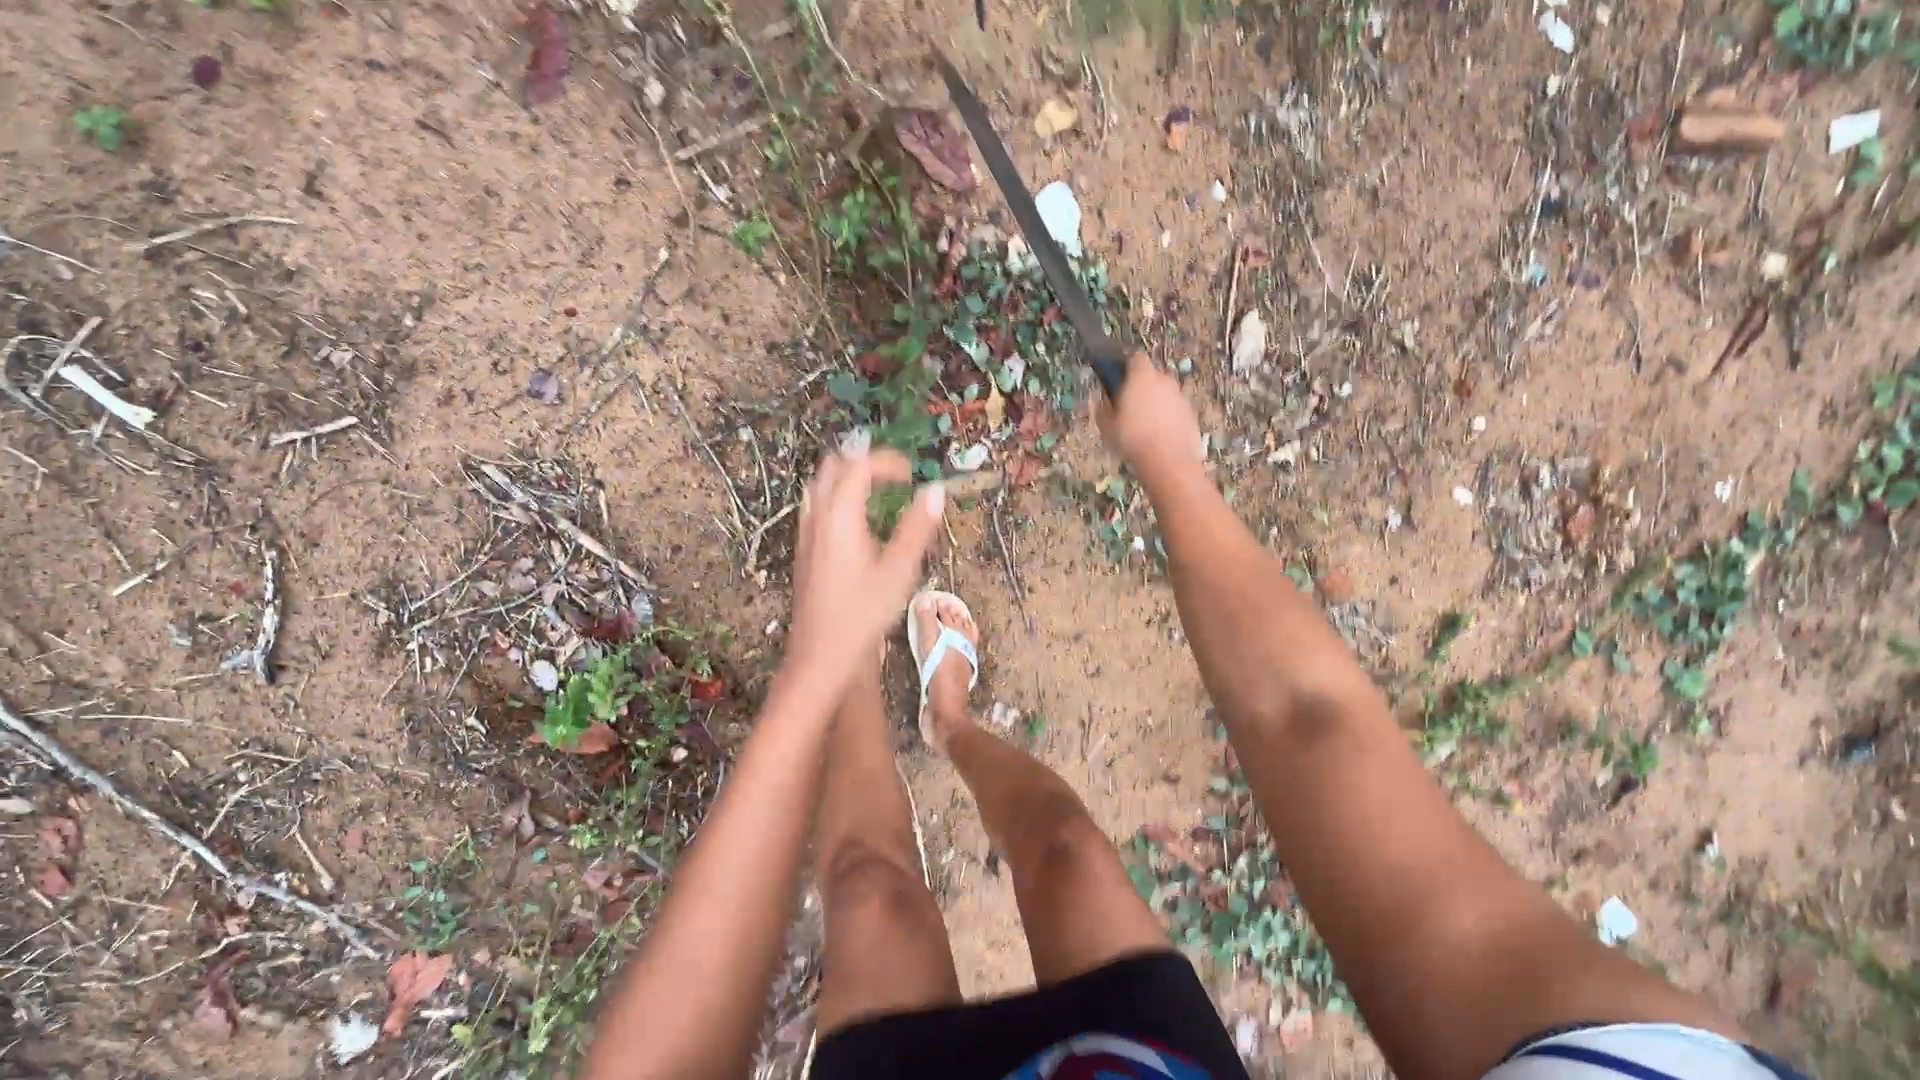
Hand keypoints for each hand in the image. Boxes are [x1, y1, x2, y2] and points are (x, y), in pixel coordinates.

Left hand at [782, 445, 944, 697]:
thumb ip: (917, 528)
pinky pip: (816, 507)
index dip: (887, 461)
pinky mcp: (805, 551)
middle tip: (893, 473)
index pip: (859, 467)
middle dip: (863, 461)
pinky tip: (855, 521)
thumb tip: (935, 491)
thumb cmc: (862, 615)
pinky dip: (836, 497)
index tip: (912, 472)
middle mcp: (818, 517)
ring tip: (876, 489)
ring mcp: (807, 534)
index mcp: (840, 516)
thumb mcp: (899, 571)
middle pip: (832, 467)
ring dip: (847, 477)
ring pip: (820, 486)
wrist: (819, 655)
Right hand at [1097, 352, 1203, 483]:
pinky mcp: (1191, 413)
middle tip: (1129, 407)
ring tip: (1145, 426)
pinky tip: (1160, 436)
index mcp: (1141, 376)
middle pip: (1151, 375)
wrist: (1168, 461)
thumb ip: (1102, 408)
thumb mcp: (1106, 426)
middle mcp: (1164, 380)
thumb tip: (1102, 401)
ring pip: (1165, 393)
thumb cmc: (1132, 438)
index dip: (1127, 366)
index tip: (1119, 379)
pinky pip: (1175, 409)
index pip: (1135, 357)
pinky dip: (1168, 417)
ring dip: (1156, 403)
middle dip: (1141, 386)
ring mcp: (1180, 396)